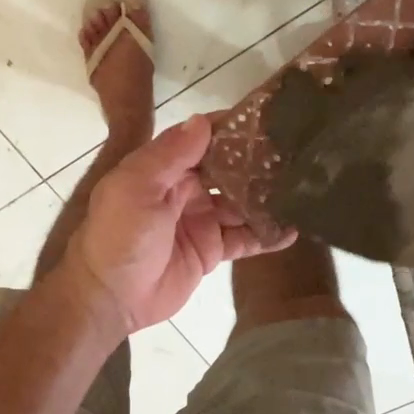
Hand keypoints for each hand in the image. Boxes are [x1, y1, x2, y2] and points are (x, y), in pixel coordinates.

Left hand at [66, 115, 296, 335]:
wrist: (109, 297)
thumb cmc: (119, 235)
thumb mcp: (136, 188)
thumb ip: (169, 155)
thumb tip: (203, 120)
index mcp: (161, 169)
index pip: (201, 139)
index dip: (229, 129)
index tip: (267, 117)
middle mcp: (183, 190)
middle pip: (226, 169)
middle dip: (256, 162)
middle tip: (299, 151)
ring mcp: (198, 221)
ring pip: (240, 203)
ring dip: (265, 196)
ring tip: (304, 186)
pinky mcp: (210, 252)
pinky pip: (243, 238)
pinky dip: (266, 234)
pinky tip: (293, 229)